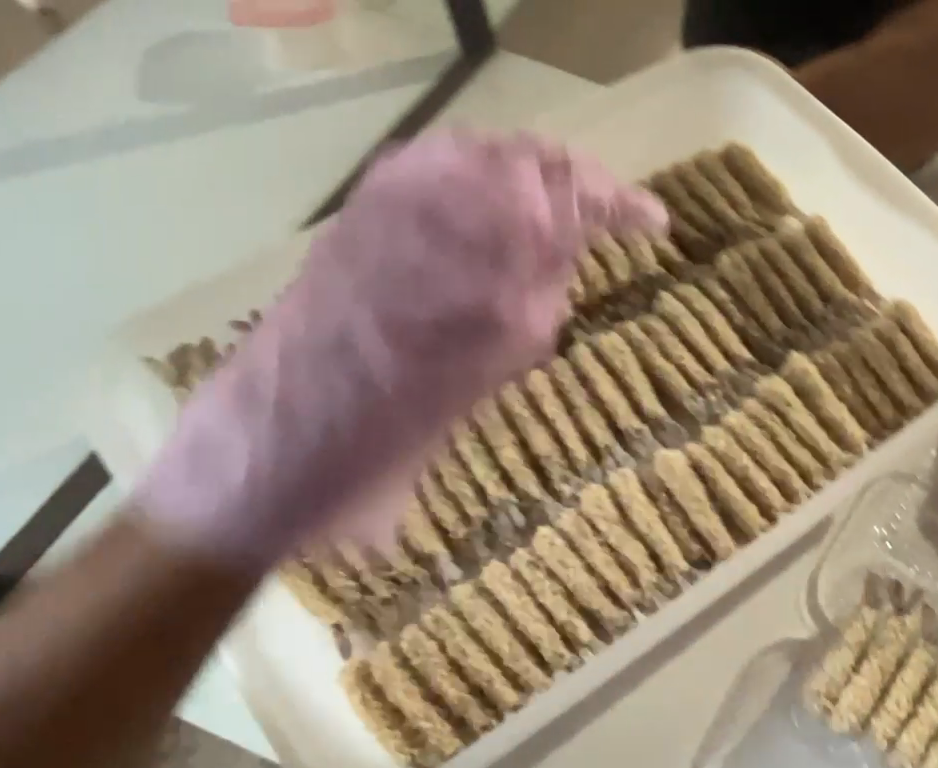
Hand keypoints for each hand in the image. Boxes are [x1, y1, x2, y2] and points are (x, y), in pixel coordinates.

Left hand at [133, 130, 665, 565]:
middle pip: (534, 163)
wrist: (282, 440)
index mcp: (499, 272)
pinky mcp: (361, 209)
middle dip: (576, 187)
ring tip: (552, 216)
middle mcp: (452, 216)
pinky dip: (476, 182)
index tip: (655, 224)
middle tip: (605, 218)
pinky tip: (486, 217)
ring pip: (487, 158)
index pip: (579, 198)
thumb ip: (540, 300)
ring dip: (528, 181)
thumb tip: (570, 248)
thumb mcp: (496, 372)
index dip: (622, 204)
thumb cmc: (395, 436)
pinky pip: (436, 171)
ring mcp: (400, 202)